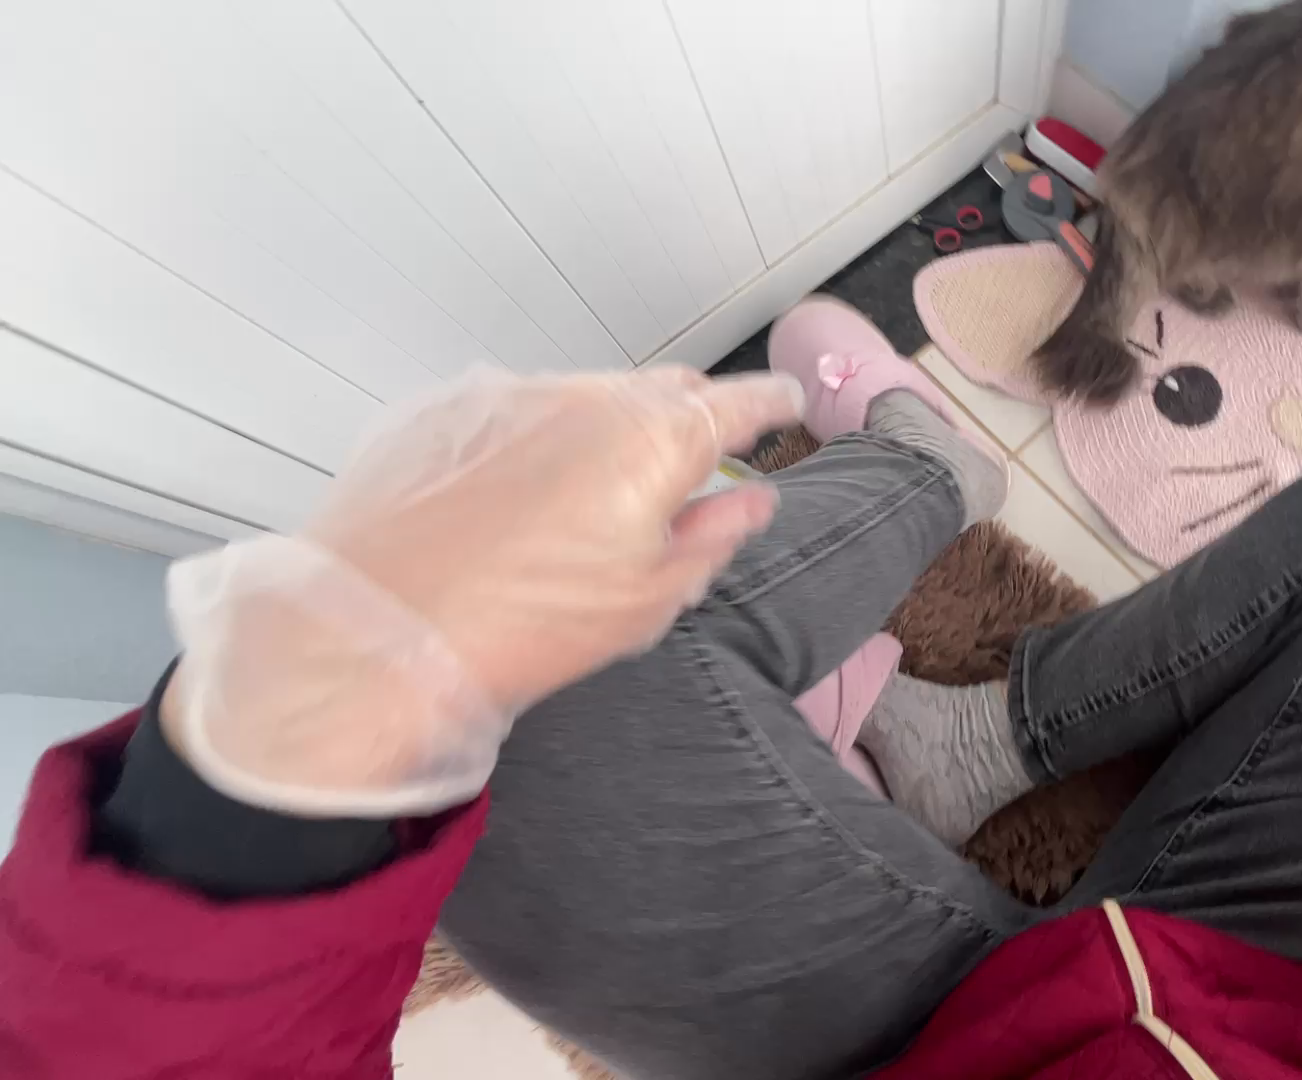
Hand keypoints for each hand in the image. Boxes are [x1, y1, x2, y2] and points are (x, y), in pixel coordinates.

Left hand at [162, 366, 802, 816]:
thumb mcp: (654, 595)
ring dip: (621, 426)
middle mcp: (592, 396)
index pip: (742, 402)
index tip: (788, 403)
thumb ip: (719, 532)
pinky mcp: (451, 402)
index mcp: (657, 442)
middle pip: (673, 388)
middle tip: (692, 466)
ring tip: (597, 491)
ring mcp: (515, 391)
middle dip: (698, 417)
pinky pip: (529, 403)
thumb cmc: (531, 626)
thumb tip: (756, 497)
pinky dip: (552, 431)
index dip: (774, 401)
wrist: (369, 638)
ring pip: (600, 392)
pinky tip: (525, 489)